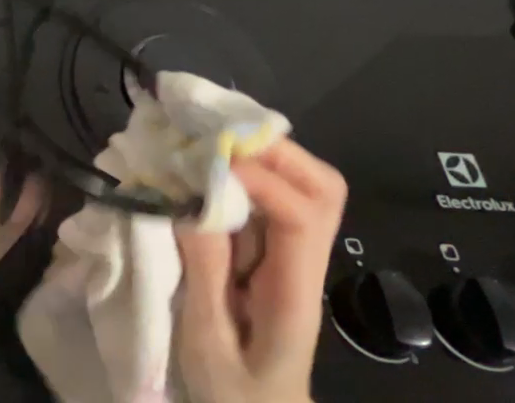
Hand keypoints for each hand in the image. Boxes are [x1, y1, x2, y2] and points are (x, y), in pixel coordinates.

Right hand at [174, 141, 347, 402]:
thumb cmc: (232, 396)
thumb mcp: (207, 345)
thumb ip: (203, 273)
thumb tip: (192, 202)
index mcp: (295, 291)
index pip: (303, 217)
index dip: (261, 179)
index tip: (209, 163)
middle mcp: (303, 263)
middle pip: (322, 189)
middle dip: (274, 151)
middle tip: (215, 136)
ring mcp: (288, 256)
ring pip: (299, 185)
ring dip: (256, 153)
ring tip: (205, 142)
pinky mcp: (265, 254)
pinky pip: (264, 198)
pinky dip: (237, 171)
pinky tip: (200, 166)